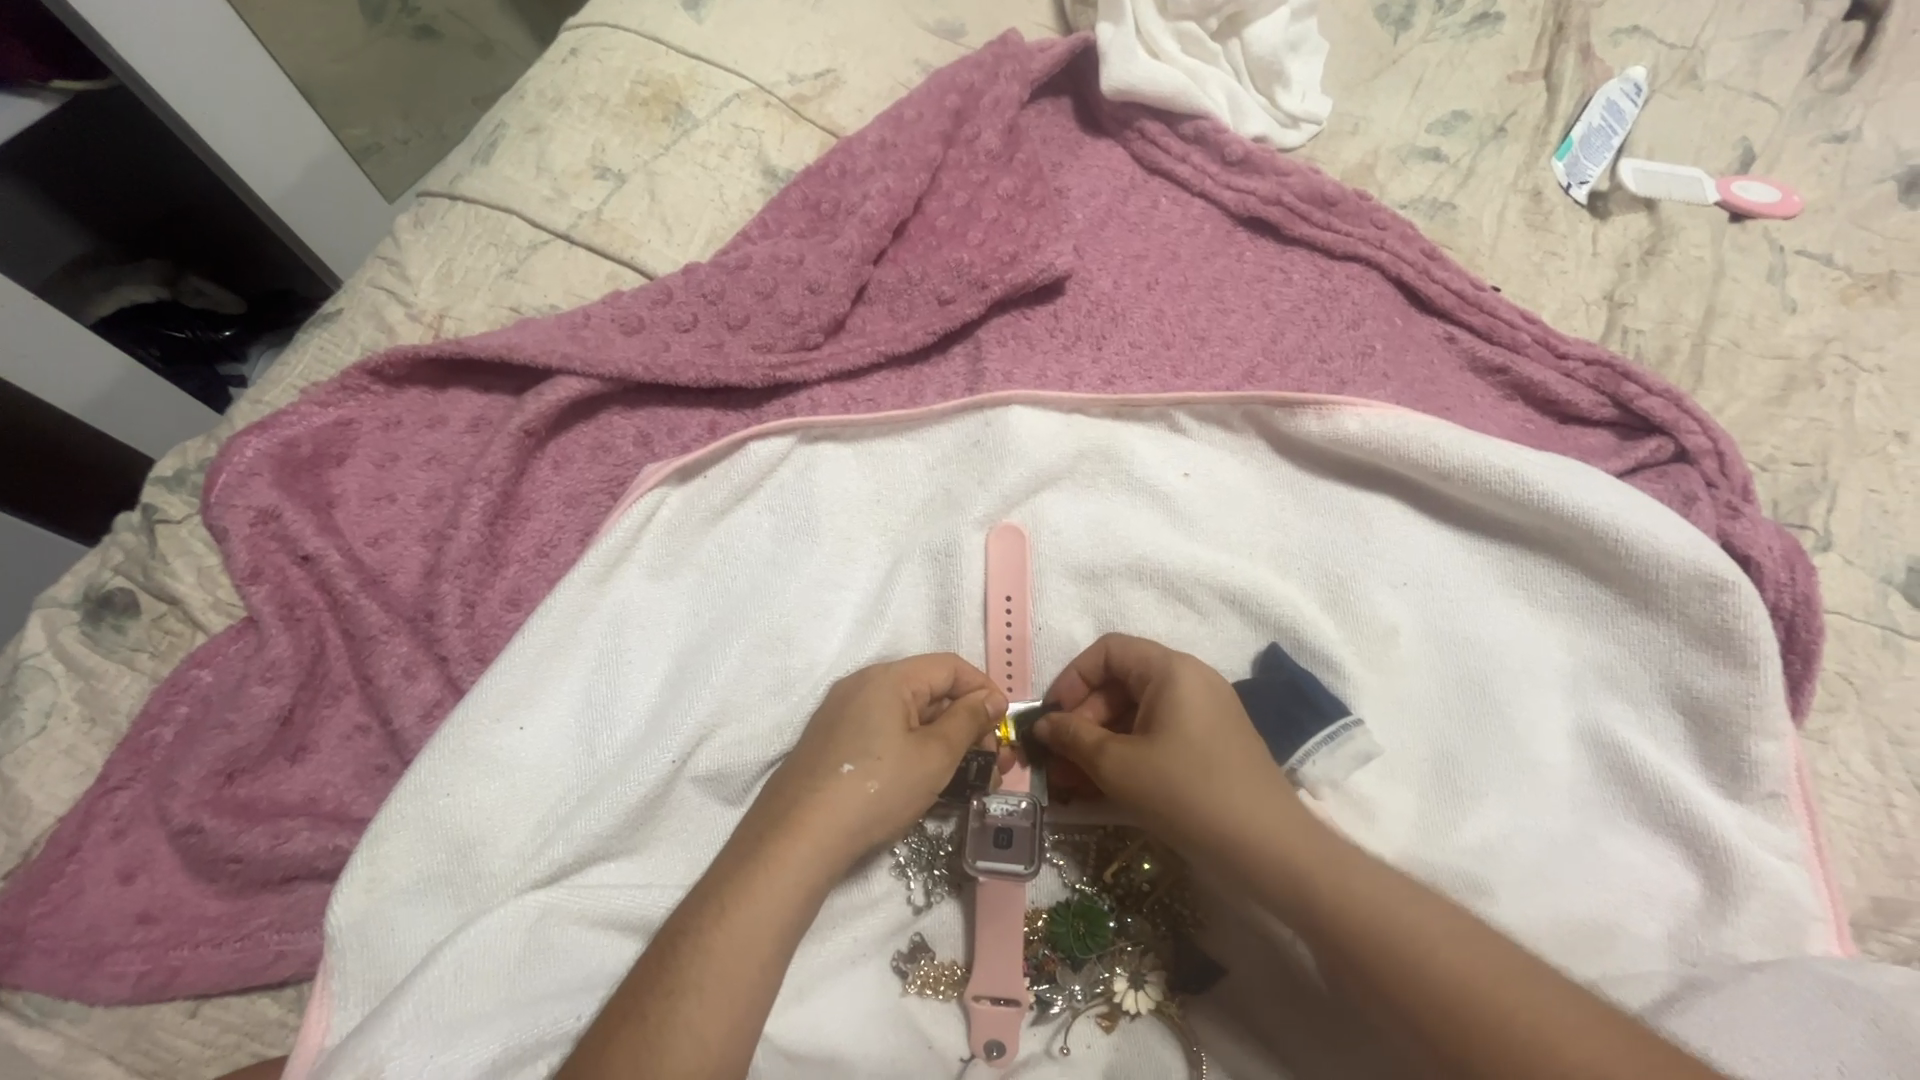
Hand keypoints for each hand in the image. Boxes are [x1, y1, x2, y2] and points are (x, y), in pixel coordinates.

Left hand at [753, 654, 1005, 868]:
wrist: (799, 837)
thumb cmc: (876, 789)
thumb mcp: (934, 756)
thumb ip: (967, 721)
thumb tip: (989, 698)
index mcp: (888, 678)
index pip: (949, 666)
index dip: (983, 690)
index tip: (1004, 725)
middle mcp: (862, 685)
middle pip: (928, 689)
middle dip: (966, 721)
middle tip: (992, 761)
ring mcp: (842, 714)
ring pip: (906, 715)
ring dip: (942, 739)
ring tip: (968, 776)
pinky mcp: (832, 743)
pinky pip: (883, 732)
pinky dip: (912, 748)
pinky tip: (927, 781)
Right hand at [1036, 634, 1306, 856]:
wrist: (1267, 848)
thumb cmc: (1186, 792)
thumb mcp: (1117, 765)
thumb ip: (1073, 737)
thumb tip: (1043, 724)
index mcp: (1171, 670)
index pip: (1108, 651)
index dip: (1072, 679)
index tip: (1051, 718)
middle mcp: (1190, 681)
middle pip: (1121, 683)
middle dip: (1082, 720)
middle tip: (1056, 760)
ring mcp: (1203, 714)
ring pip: (1136, 715)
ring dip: (1099, 743)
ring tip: (1069, 782)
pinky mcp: (1210, 746)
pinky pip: (1156, 737)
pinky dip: (1126, 755)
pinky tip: (1100, 789)